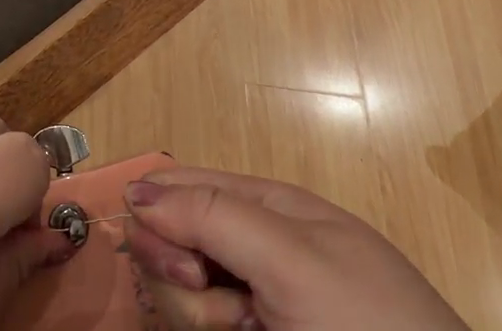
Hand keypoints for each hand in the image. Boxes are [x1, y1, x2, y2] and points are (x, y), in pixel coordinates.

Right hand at [121, 168, 466, 330]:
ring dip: (200, 317)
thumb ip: (212, 216)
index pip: (178, 185)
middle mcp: (255, 246)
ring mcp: (255, 299)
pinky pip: (200, 324)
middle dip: (181, 276)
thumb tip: (133, 189)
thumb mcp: (293, 262)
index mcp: (269, 206)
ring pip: (181, 292)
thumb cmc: (369, 329)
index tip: (180, 262)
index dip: (158, 218)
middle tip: (223, 308)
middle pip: (172, 240)